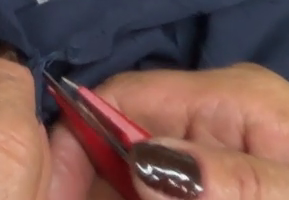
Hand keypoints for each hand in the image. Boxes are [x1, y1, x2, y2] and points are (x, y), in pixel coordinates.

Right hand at [45, 65, 288, 199]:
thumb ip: (240, 181)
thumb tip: (146, 158)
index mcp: (235, 99)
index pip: (127, 98)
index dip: (80, 136)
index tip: (49, 188)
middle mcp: (220, 115)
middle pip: (129, 140)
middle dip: (95, 179)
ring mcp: (227, 151)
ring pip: (148, 172)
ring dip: (119, 192)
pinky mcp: (234, 181)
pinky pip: (178, 187)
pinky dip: (150, 196)